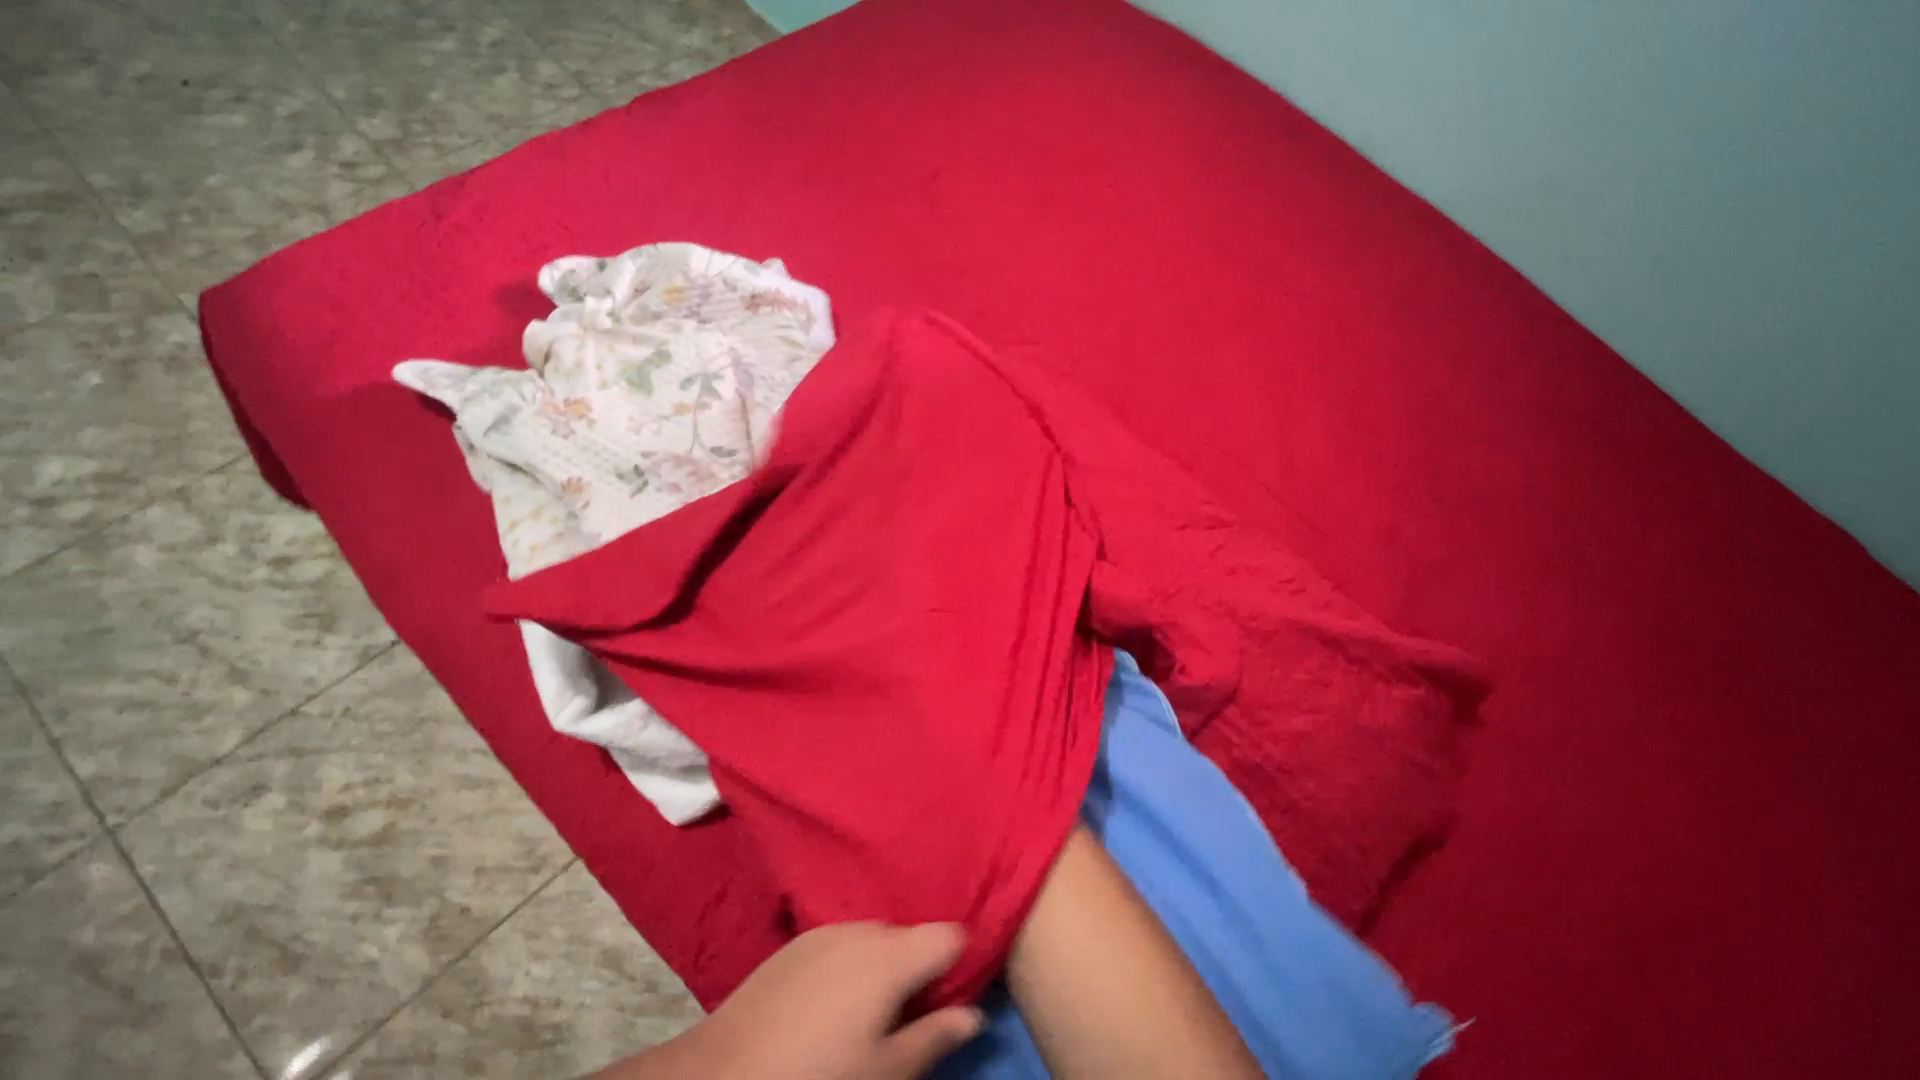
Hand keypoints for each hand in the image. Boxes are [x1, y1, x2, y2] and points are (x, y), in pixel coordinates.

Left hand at [602, 922, 984, 1079]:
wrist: (724, 1073)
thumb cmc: (817, 1077)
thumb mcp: (885, 1072)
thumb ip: (934, 1037)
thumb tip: (973, 1016)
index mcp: (891, 957)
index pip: (950, 934)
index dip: (960, 962)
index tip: (951, 996)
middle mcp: (862, 931)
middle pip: (911, 935)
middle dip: (918, 968)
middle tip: (908, 1016)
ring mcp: (824, 932)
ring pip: (875, 938)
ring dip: (883, 965)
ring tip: (866, 1014)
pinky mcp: (794, 943)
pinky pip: (841, 942)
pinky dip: (850, 964)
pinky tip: (829, 1005)